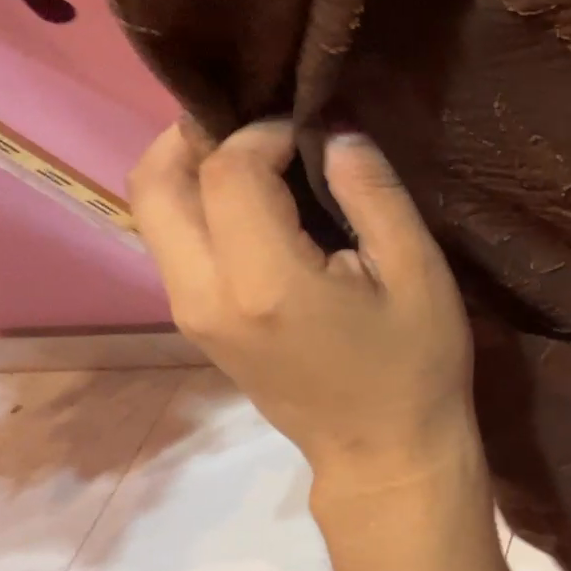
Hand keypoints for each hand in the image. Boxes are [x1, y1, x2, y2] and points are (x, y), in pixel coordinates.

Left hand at [128, 120, 476, 502]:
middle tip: (256, 121)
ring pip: (152, 214)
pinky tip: (251, 203)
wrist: (388, 450)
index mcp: (265, 279)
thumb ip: (375, 199)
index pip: (229, 172)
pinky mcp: (198, 326)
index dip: (263, 134)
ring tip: (252, 154)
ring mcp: (191, 312)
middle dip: (195, 137)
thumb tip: (338, 135)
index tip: (312, 128)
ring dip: (189, 170)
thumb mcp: (418, 277)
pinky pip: (173, 245)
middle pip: (156, 186)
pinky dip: (196, 206)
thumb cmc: (418, 364)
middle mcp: (203, 292)